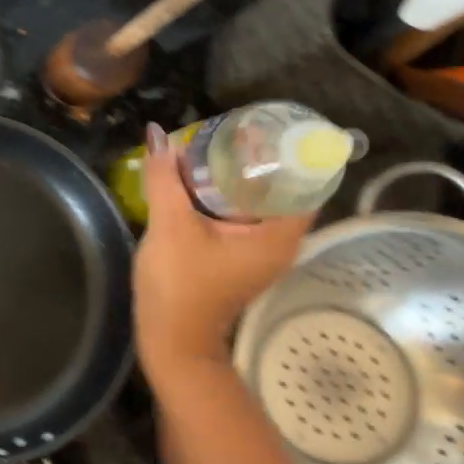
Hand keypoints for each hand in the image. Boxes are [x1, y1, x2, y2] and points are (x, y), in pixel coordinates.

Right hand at [134, 122, 311, 371]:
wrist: (172, 339)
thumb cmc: (180, 284)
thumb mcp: (170, 226)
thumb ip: (164, 178)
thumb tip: (157, 134)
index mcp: (279, 233)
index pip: (305, 178)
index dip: (288, 148)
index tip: (263, 124)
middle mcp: (281, 241)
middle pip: (282, 188)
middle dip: (258, 159)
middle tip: (230, 131)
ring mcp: (261, 253)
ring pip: (260, 203)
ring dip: (240, 178)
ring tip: (212, 150)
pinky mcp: (240, 259)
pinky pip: (244, 216)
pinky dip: (228, 197)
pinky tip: (200, 185)